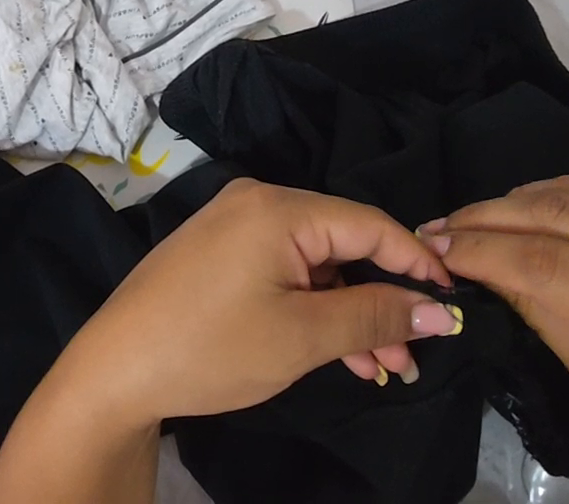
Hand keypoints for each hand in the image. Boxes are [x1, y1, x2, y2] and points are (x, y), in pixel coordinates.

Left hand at [0, 178, 461, 503]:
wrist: (115, 368)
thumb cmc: (212, 348)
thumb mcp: (301, 336)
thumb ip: (373, 315)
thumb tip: (437, 309)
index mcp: (279, 207)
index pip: (369, 223)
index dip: (416, 262)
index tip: (453, 303)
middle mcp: (257, 201)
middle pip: (342, 243)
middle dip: (380, 299)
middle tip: (410, 358)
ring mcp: (234, 223)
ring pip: (314, 261)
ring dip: (348, 310)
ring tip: (380, 368)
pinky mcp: (220, 249)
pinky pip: (283, 268)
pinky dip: (312, 304)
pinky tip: (336, 349)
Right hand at [425, 176, 568, 503]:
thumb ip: (537, 309)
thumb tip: (473, 262)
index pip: (544, 261)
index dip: (479, 249)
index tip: (430, 245)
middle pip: (556, 211)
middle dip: (487, 214)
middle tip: (439, 225)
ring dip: (515, 201)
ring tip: (471, 219)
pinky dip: (552, 200)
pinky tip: (522, 213)